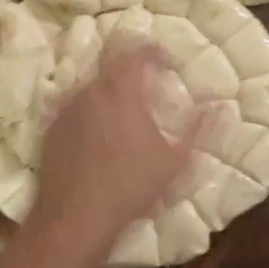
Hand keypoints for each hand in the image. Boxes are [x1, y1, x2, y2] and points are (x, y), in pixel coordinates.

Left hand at [25, 47, 202, 247]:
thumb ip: (196, 130)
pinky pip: (72, 110)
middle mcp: (91, 92)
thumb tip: (217, 108)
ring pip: (90, 89)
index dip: (154, 52)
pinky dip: (88, 114)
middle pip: (111, 68)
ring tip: (122, 115)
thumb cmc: (131, 186)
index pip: (137, 54)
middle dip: (131, 74)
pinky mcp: (51, 130)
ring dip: (108, 94)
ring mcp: (66, 110)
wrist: (78, 215)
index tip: (168, 63)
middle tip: (146, 89)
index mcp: (122, 93)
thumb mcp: (174, 161)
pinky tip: (97, 136)